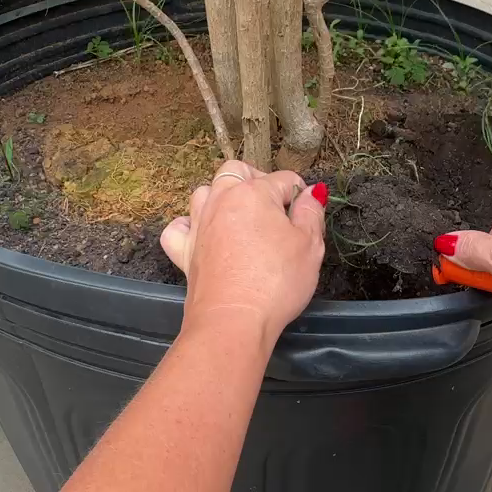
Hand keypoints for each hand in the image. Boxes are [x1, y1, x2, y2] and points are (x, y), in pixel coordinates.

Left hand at [160, 161, 326, 342]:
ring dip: (223, 197)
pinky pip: (179, 226)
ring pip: (205, 192)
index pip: (284, 179)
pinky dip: (189, 225)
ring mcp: (198, 224)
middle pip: (236, 170)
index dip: (301, 195)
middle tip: (275, 208)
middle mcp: (221, 199)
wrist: (234, 321)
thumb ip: (312, 213)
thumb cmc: (276, 282)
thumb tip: (312, 193)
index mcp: (254, 193)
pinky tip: (204, 235)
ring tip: (242, 219)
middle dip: (257, 179)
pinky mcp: (184, 250)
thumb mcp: (310, 246)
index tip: (307, 216)